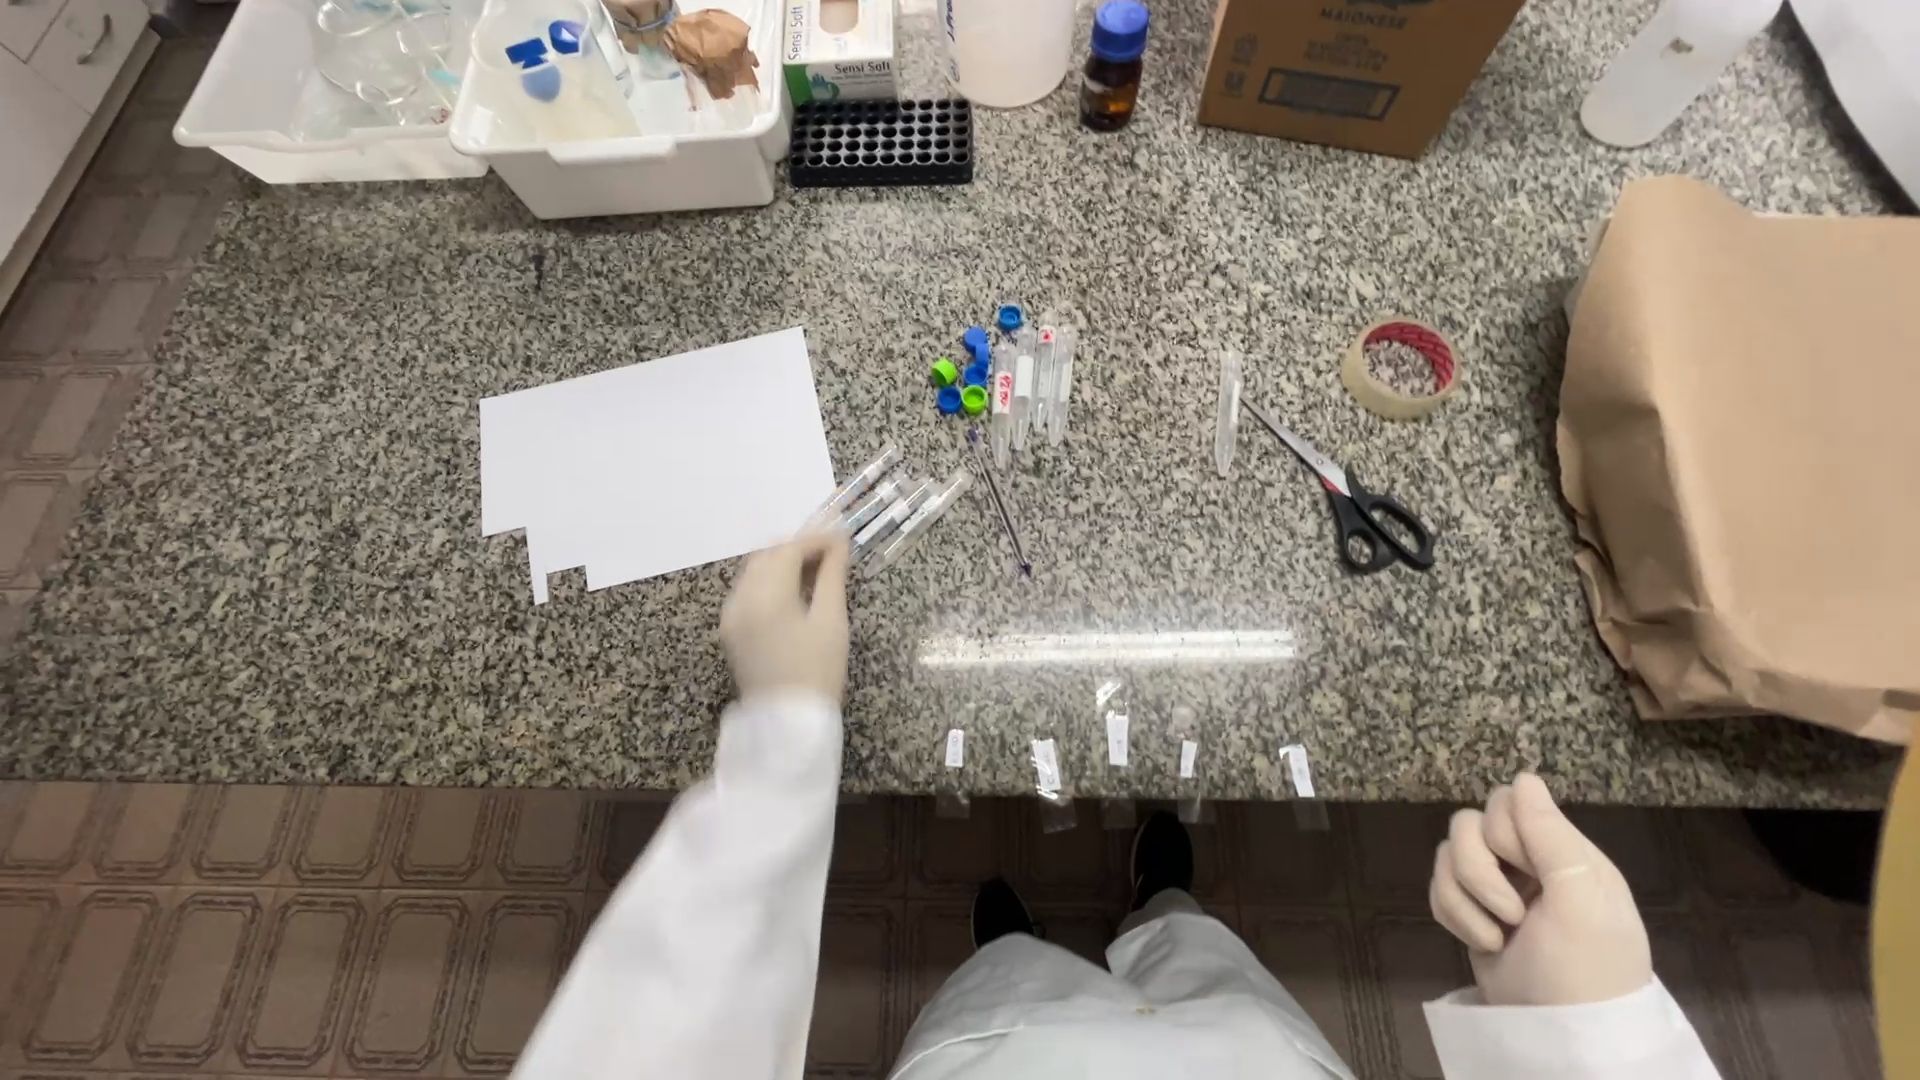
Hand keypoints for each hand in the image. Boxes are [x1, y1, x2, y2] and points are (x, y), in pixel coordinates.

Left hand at [720, 530, 850, 703]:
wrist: (788, 723)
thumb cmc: (818, 672)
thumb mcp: (831, 621)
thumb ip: (832, 577)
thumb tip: (838, 546)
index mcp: (766, 596)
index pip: (789, 550)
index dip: (816, 540)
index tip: (842, 537)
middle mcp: (740, 599)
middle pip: (767, 555)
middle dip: (797, 547)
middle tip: (830, 550)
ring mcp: (731, 615)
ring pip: (754, 571)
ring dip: (782, 561)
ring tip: (816, 567)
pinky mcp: (731, 630)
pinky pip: (747, 590)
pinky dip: (769, 580)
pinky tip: (793, 588)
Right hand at [1429, 773, 1652, 1006]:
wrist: (1562, 1038)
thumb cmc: (1585, 969)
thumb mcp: (1581, 901)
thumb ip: (1552, 835)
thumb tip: (1524, 776)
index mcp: (1563, 853)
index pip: (1506, 803)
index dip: (1504, 833)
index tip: (1527, 870)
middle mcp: (1527, 863)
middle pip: (1467, 824)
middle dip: (1478, 871)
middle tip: (1513, 911)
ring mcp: (1495, 887)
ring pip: (1446, 855)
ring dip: (1465, 899)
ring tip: (1497, 935)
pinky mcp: (1469, 910)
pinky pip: (1436, 887)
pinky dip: (1453, 915)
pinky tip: (1483, 941)